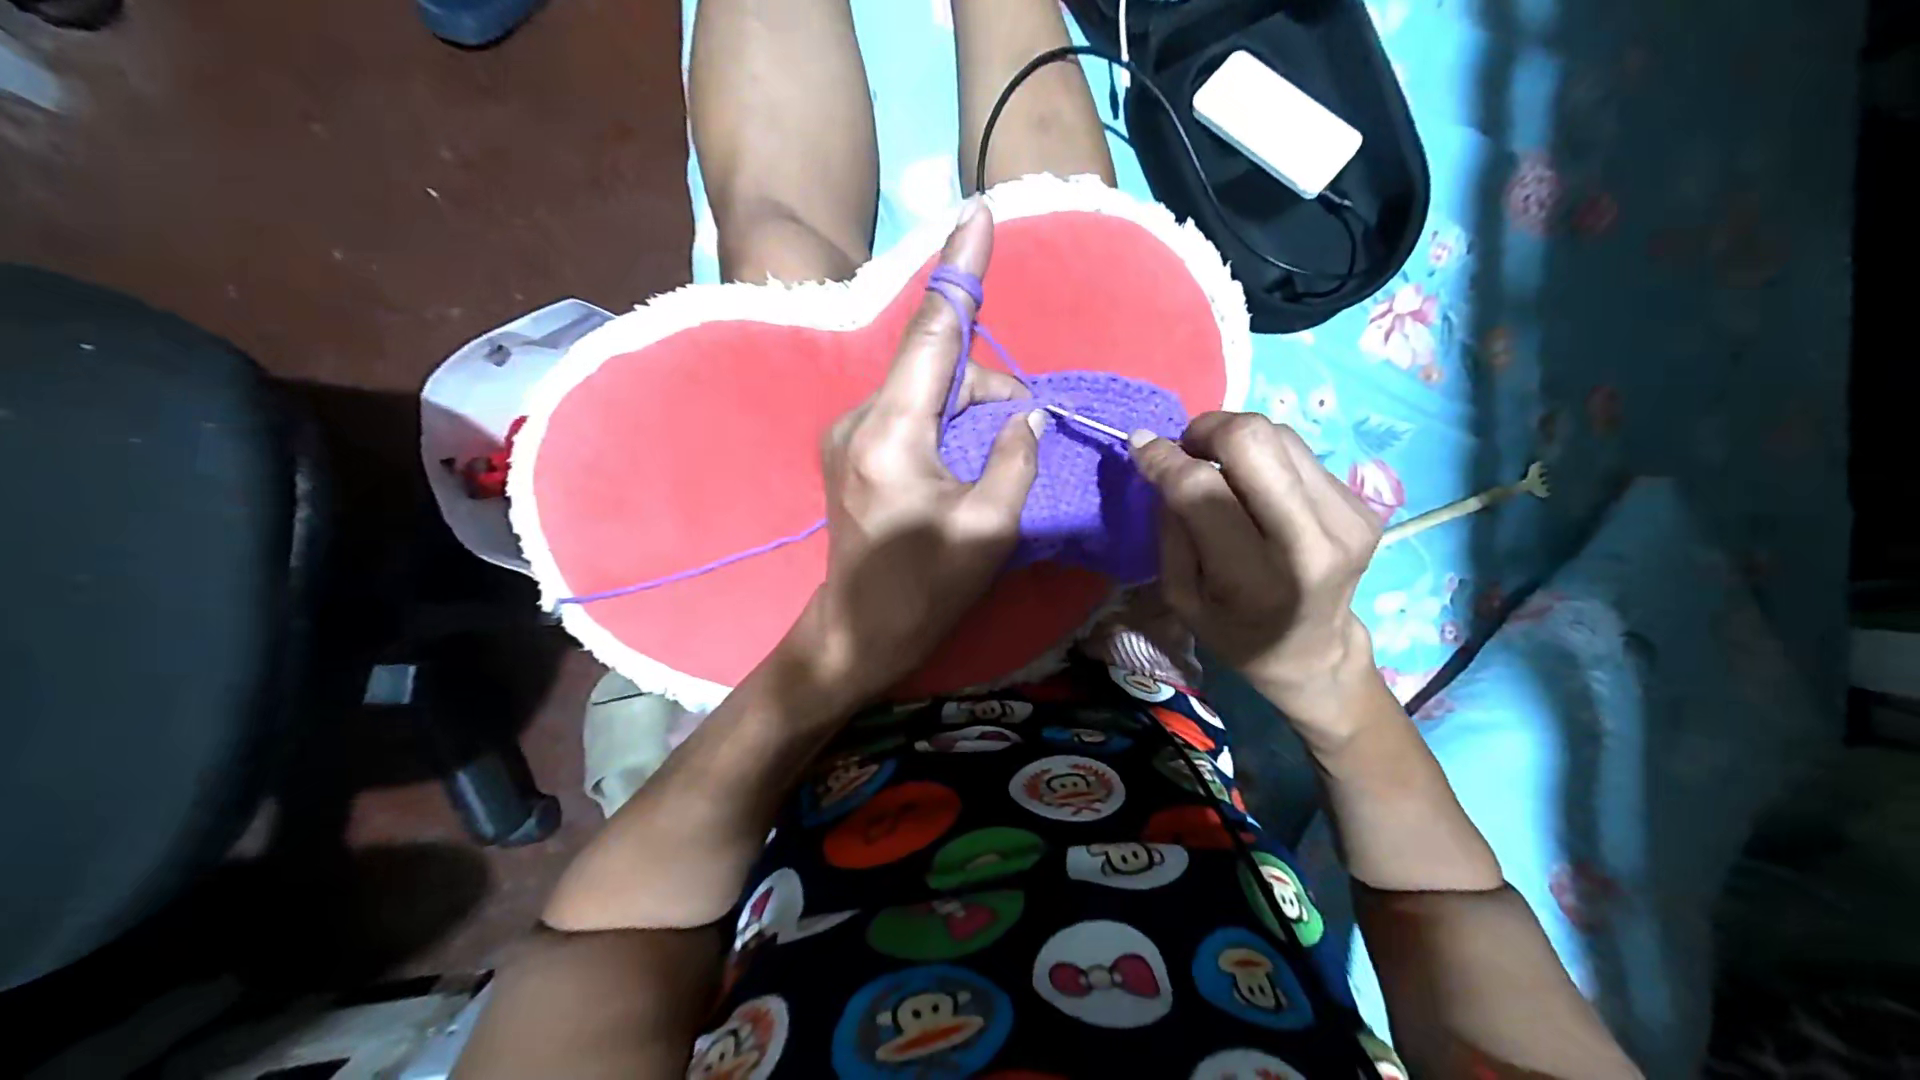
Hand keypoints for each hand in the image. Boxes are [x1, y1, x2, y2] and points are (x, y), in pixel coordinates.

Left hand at [784, 198, 1042, 707]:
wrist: (858, 631)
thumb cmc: (925, 588)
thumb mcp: (990, 528)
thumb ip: (1016, 457)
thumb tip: (1025, 411)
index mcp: (892, 433)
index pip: (934, 334)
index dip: (960, 273)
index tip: (978, 213)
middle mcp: (859, 418)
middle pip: (937, 368)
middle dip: (987, 387)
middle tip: (1024, 428)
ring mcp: (848, 433)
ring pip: (925, 391)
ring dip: (968, 410)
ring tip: (995, 457)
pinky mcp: (850, 450)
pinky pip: (908, 413)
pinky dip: (944, 423)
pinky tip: (963, 459)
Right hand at [1129, 412, 1384, 748]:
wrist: (1313, 650)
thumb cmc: (1233, 630)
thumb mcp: (1181, 595)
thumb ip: (1171, 527)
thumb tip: (1161, 456)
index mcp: (1255, 578)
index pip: (1203, 490)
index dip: (1165, 459)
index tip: (1142, 446)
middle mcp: (1310, 540)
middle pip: (1252, 439)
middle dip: (1206, 431)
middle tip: (1188, 450)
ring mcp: (1346, 516)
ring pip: (1277, 433)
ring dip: (1235, 441)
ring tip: (1220, 468)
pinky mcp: (1362, 502)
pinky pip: (1298, 450)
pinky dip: (1264, 457)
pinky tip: (1256, 486)